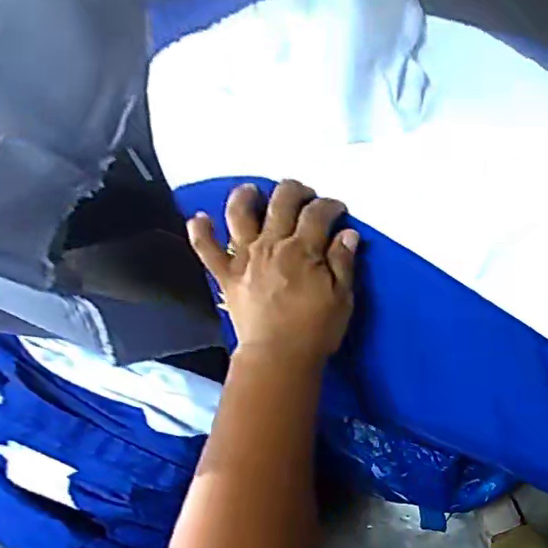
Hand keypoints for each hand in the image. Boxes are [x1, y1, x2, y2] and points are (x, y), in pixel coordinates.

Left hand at [188, 180, 358, 368]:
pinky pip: (206, 247)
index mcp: (303, 250)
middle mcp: (271, 244)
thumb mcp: (342, 299)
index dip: (330, 206)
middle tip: (304, 193)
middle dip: (294, 192)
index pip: (318, 215)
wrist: (279, 356)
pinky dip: (200, 230)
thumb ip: (343, 263)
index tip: (339, 210)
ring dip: (246, 196)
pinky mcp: (226, 275)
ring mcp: (245, 257)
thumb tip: (347, 234)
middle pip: (281, 203)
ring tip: (253, 191)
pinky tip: (200, 218)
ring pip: (240, 214)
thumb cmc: (317, 331)